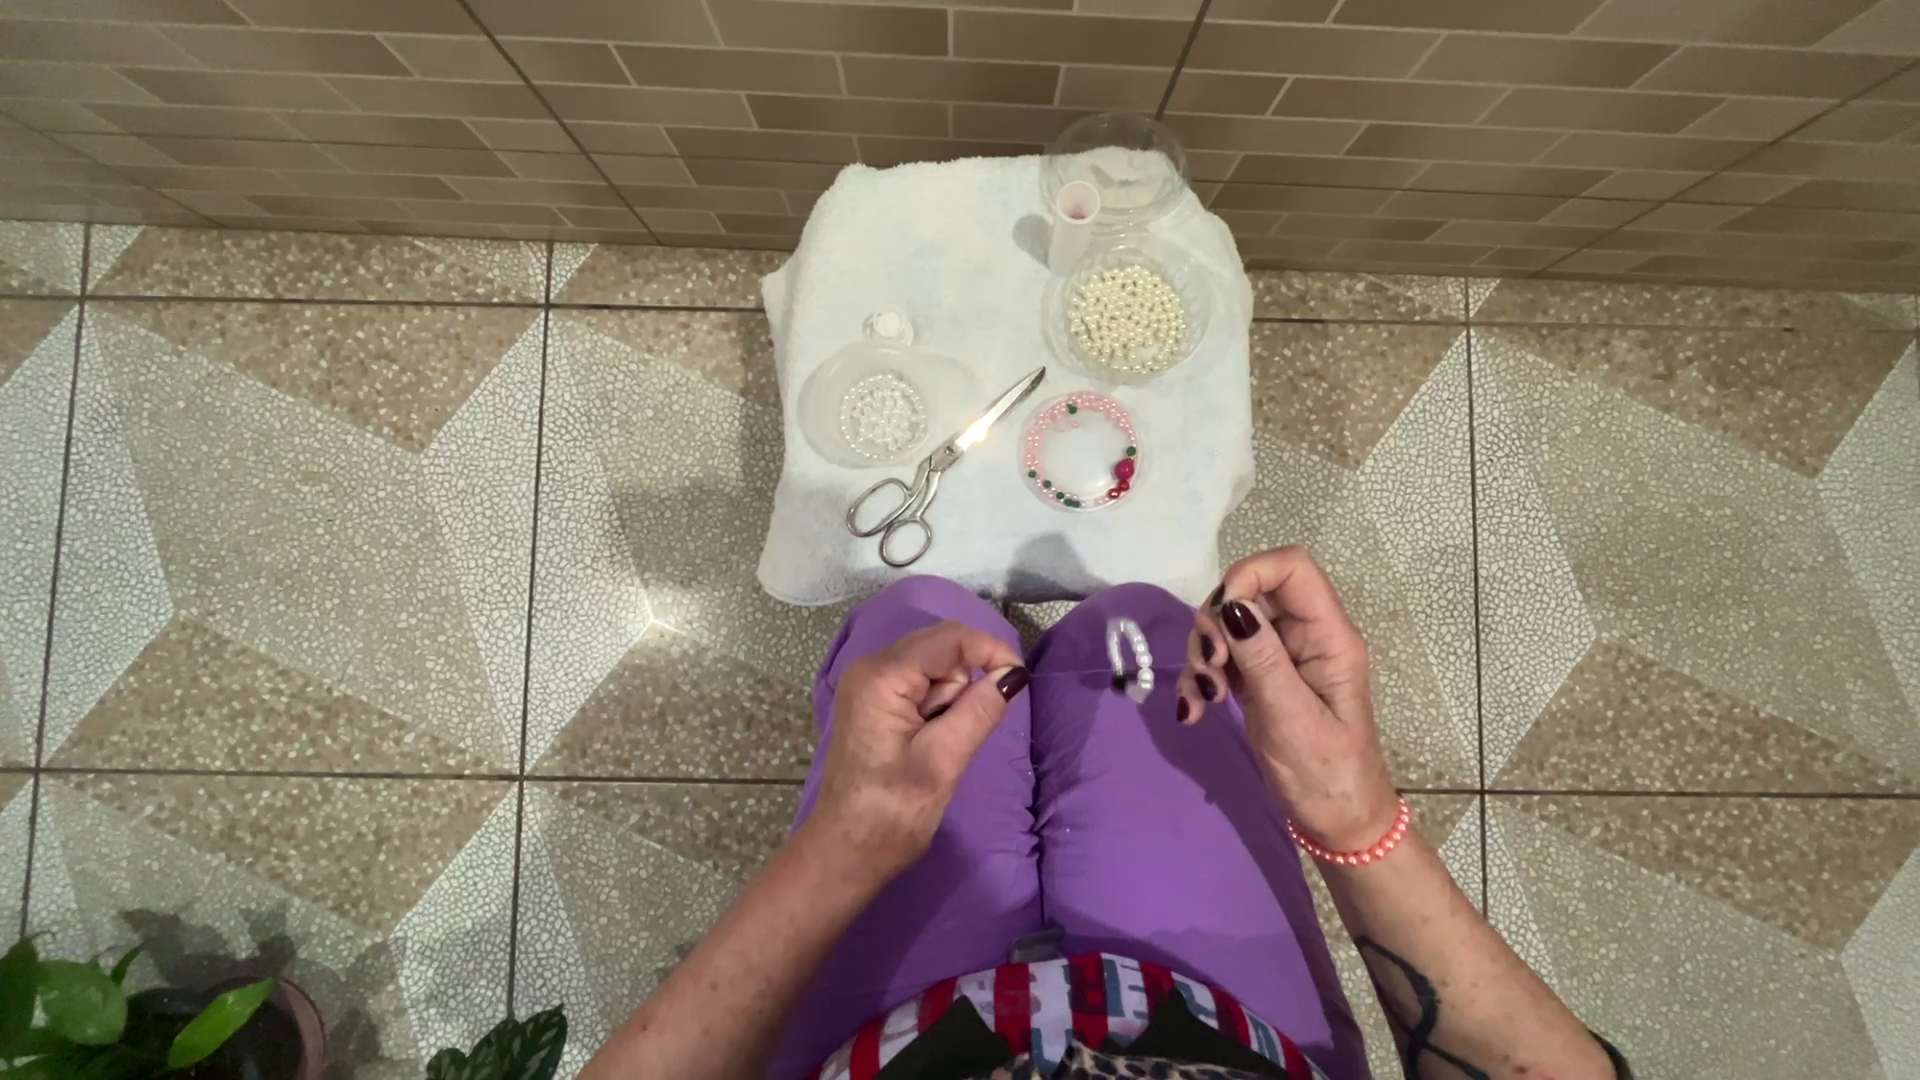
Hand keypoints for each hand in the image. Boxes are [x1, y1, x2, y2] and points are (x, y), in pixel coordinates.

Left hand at [802, 621, 1028, 881]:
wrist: (844, 854)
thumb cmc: (891, 813)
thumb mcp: (944, 761)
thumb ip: (980, 710)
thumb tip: (1014, 673)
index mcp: (882, 676)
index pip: (949, 638)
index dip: (990, 650)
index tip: (1020, 681)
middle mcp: (871, 667)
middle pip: (940, 646)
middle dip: (966, 679)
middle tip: (962, 729)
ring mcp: (870, 683)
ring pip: (933, 666)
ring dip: (951, 696)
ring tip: (939, 743)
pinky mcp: (874, 701)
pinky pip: (920, 684)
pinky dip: (937, 705)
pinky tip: (930, 739)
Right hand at [1177, 547, 1399, 851]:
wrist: (1335, 823)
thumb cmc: (1328, 775)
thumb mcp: (1293, 718)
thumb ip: (1263, 658)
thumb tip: (1231, 605)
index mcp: (1329, 637)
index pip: (1292, 568)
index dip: (1250, 574)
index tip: (1222, 616)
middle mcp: (1303, 636)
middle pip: (1248, 593)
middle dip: (1215, 624)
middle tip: (1210, 668)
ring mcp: (1278, 656)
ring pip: (1225, 624)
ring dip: (1202, 655)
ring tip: (1204, 697)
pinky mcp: (1255, 677)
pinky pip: (1218, 656)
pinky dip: (1200, 678)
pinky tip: (1195, 710)